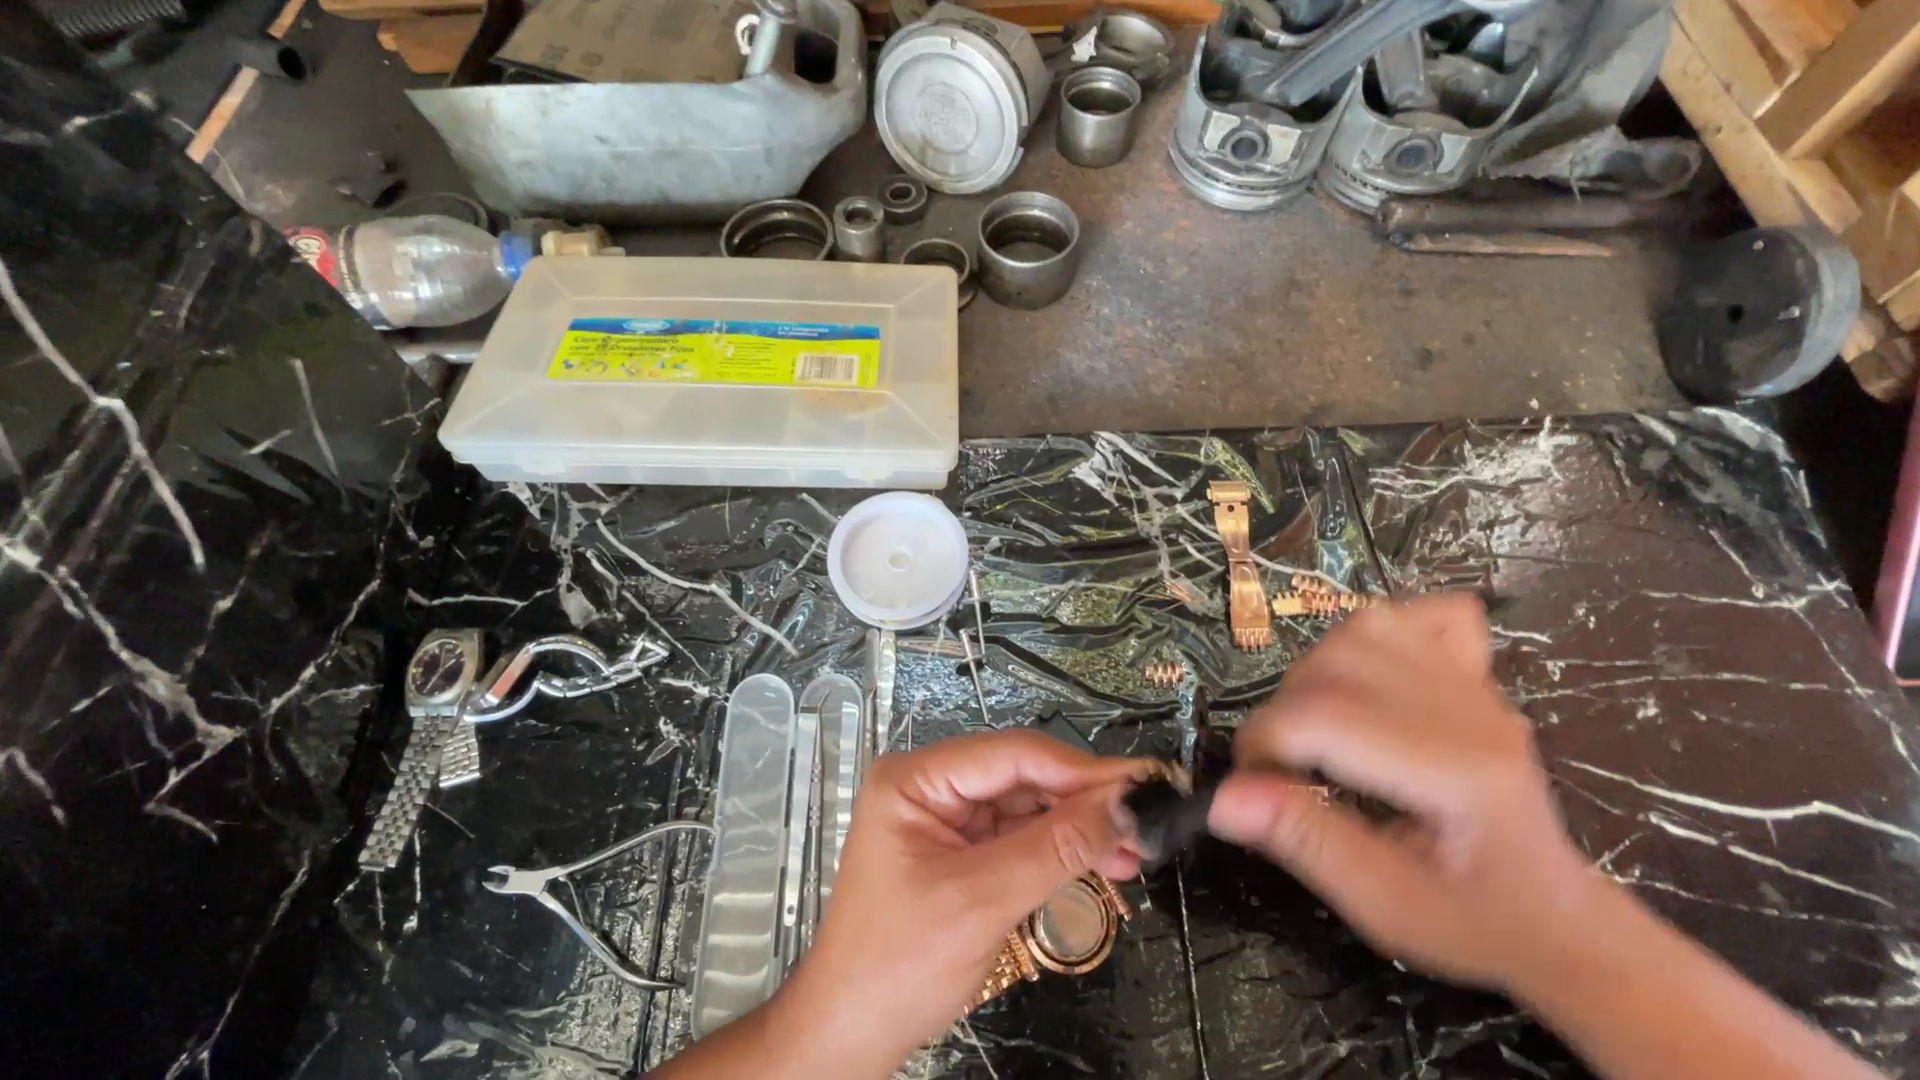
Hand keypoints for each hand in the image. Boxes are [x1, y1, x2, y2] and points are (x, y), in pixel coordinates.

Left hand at [767, 731, 1149, 1075]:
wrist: (852, 1032)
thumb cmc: (897, 965)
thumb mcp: (982, 901)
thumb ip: (1055, 849)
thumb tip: (1123, 806)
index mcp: (916, 779)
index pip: (1011, 755)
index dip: (1080, 769)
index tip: (1140, 783)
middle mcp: (931, 788)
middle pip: (1023, 777)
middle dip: (1084, 802)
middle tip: (1145, 818)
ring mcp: (947, 820)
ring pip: (1029, 808)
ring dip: (1080, 829)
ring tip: (1135, 848)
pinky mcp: (962, 853)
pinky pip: (1021, 838)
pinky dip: (1061, 852)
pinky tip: (1104, 861)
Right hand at [1208, 593, 1599, 990]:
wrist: (1555, 919)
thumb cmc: (1472, 923)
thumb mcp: (1383, 905)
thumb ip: (1305, 842)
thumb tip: (1223, 797)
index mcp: (1457, 772)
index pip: (1330, 717)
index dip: (1265, 742)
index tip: (1251, 787)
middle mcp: (1469, 712)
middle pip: (1338, 663)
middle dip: (1283, 711)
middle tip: (1283, 769)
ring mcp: (1474, 686)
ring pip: (1366, 628)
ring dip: (1315, 672)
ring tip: (1315, 728)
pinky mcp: (1473, 677)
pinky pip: (1422, 616)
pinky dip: (1375, 634)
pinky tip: (1364, 678)